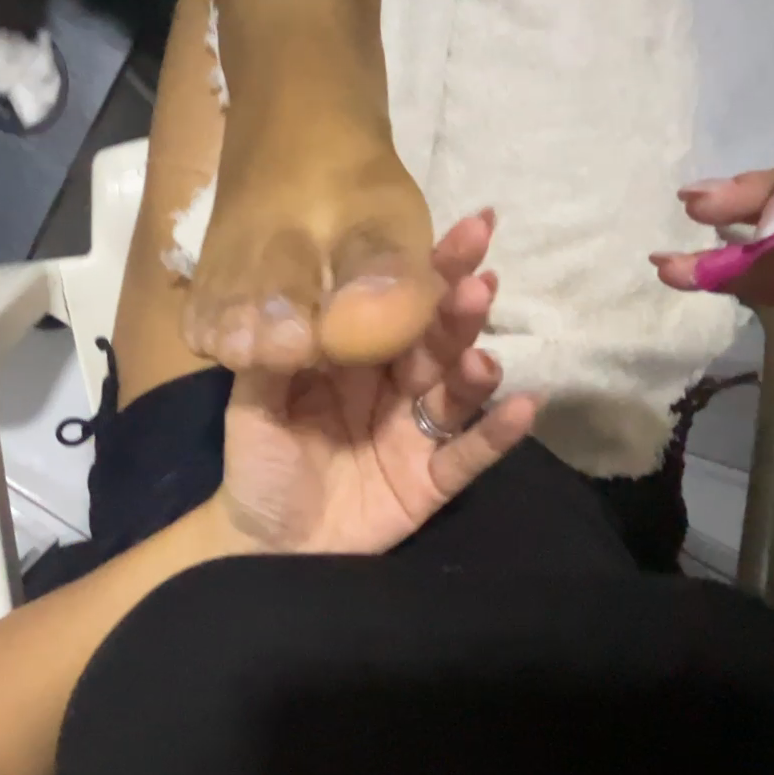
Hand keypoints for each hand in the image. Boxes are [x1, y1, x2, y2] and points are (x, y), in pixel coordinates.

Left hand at [212, 211, 538, 554]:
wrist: (263, 544)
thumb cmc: (256, 469)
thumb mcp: (252, 407)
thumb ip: (273, 356)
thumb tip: (294, 293)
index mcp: (350, 365)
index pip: (394, 310)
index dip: (430, 272)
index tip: (470, 230)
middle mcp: (390, 392)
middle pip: (435, 344)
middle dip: (458, 312)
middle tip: (481, 280)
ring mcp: (413, 437)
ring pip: (455, 394)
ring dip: (475, 370)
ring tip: (480, 358)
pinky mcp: (429, 482)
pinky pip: (467, 456)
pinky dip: (495, 435)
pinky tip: (522, 406)